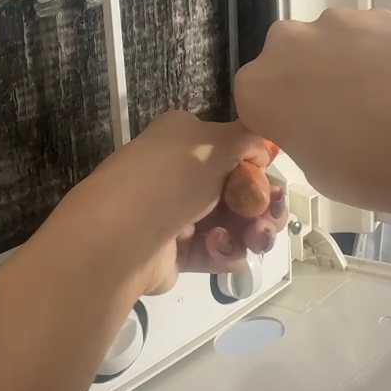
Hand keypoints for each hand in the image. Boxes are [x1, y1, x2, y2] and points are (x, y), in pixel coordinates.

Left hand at [42, 112, 287, 298]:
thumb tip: (262, 147)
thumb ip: (248, 138)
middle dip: (263, 205)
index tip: (268, 179)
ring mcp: (178, 214)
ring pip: (234, 223)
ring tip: (254, 238)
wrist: (122, 236)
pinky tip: (216, 247)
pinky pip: (217, 251)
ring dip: (251, 231)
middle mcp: (180, 172)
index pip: (233, 149)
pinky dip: (225, 251)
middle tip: (268, 217)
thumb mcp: (216, 142)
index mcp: (185, 137)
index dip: (257, 166)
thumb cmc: (171, 177)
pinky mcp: (177, 253)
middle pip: (239, 190)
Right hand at [235, 8, 390, 214]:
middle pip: (285, 67)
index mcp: (258, 89)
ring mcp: (334, 21)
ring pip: (325, 49)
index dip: (280, 126)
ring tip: (389, 109)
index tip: (307, 144)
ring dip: (343, 72)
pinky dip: (378, 59)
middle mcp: (286, 44)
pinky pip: (365, 39)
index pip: (253, 106)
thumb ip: (305, 142)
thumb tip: (319, 127)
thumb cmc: (383, 166)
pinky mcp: (379, 11)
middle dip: (306, 90)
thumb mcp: (326, 177)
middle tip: (346, 128)